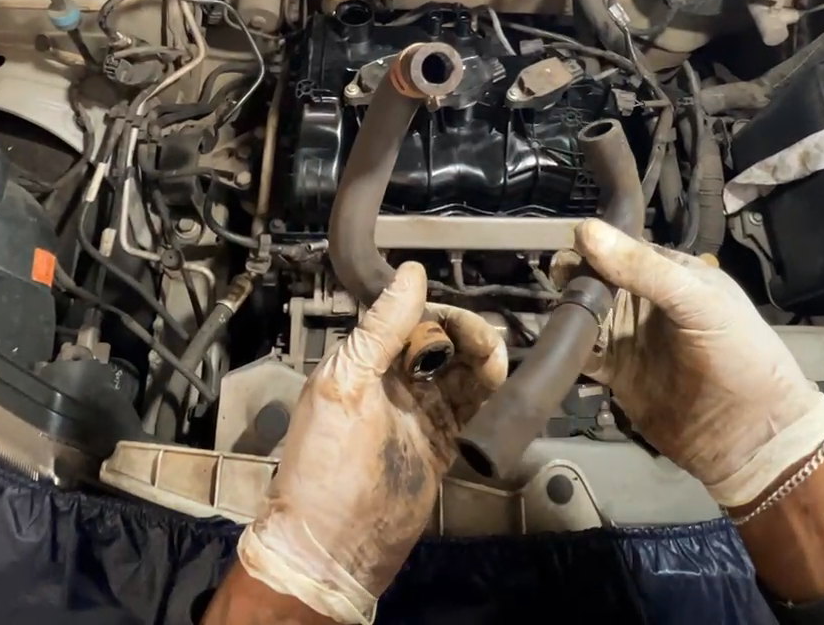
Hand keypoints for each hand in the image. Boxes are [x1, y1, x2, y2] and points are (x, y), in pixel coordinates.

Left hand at [235, 262, 506, 622]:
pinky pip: (468, 409)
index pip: (409, 320)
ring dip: (480, 362)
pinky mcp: (438, 445)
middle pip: (439, 344)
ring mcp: (416, 415)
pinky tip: (497, 386)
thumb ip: (380, 329)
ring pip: (458, 373)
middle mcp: (391, 383)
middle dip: (465, 336)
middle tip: (486, 343)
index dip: (439, 315)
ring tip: (495, 363)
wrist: (332, 549)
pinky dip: (485, 395)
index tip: (462, 321)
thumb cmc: (326, 466)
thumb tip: (411, 274)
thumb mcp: (347, 384)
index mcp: (362, 362)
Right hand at [573, 218, 823, 508]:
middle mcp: (645, 301)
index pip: (622, 247)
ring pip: (586, 313)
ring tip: (550, 306)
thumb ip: (643, 268)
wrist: (755, 441)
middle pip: (597, 278)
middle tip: (558, 278)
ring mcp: (629, 337)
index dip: (595, 243)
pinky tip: (554, 341)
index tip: (568, 243)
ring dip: (566, 308)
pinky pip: (583, 353)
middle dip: (574, 274)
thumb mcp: (699, 302)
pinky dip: (566, 347)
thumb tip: (584, 229)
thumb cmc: (740, 357)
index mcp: (670, 273)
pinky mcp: (616, 373)